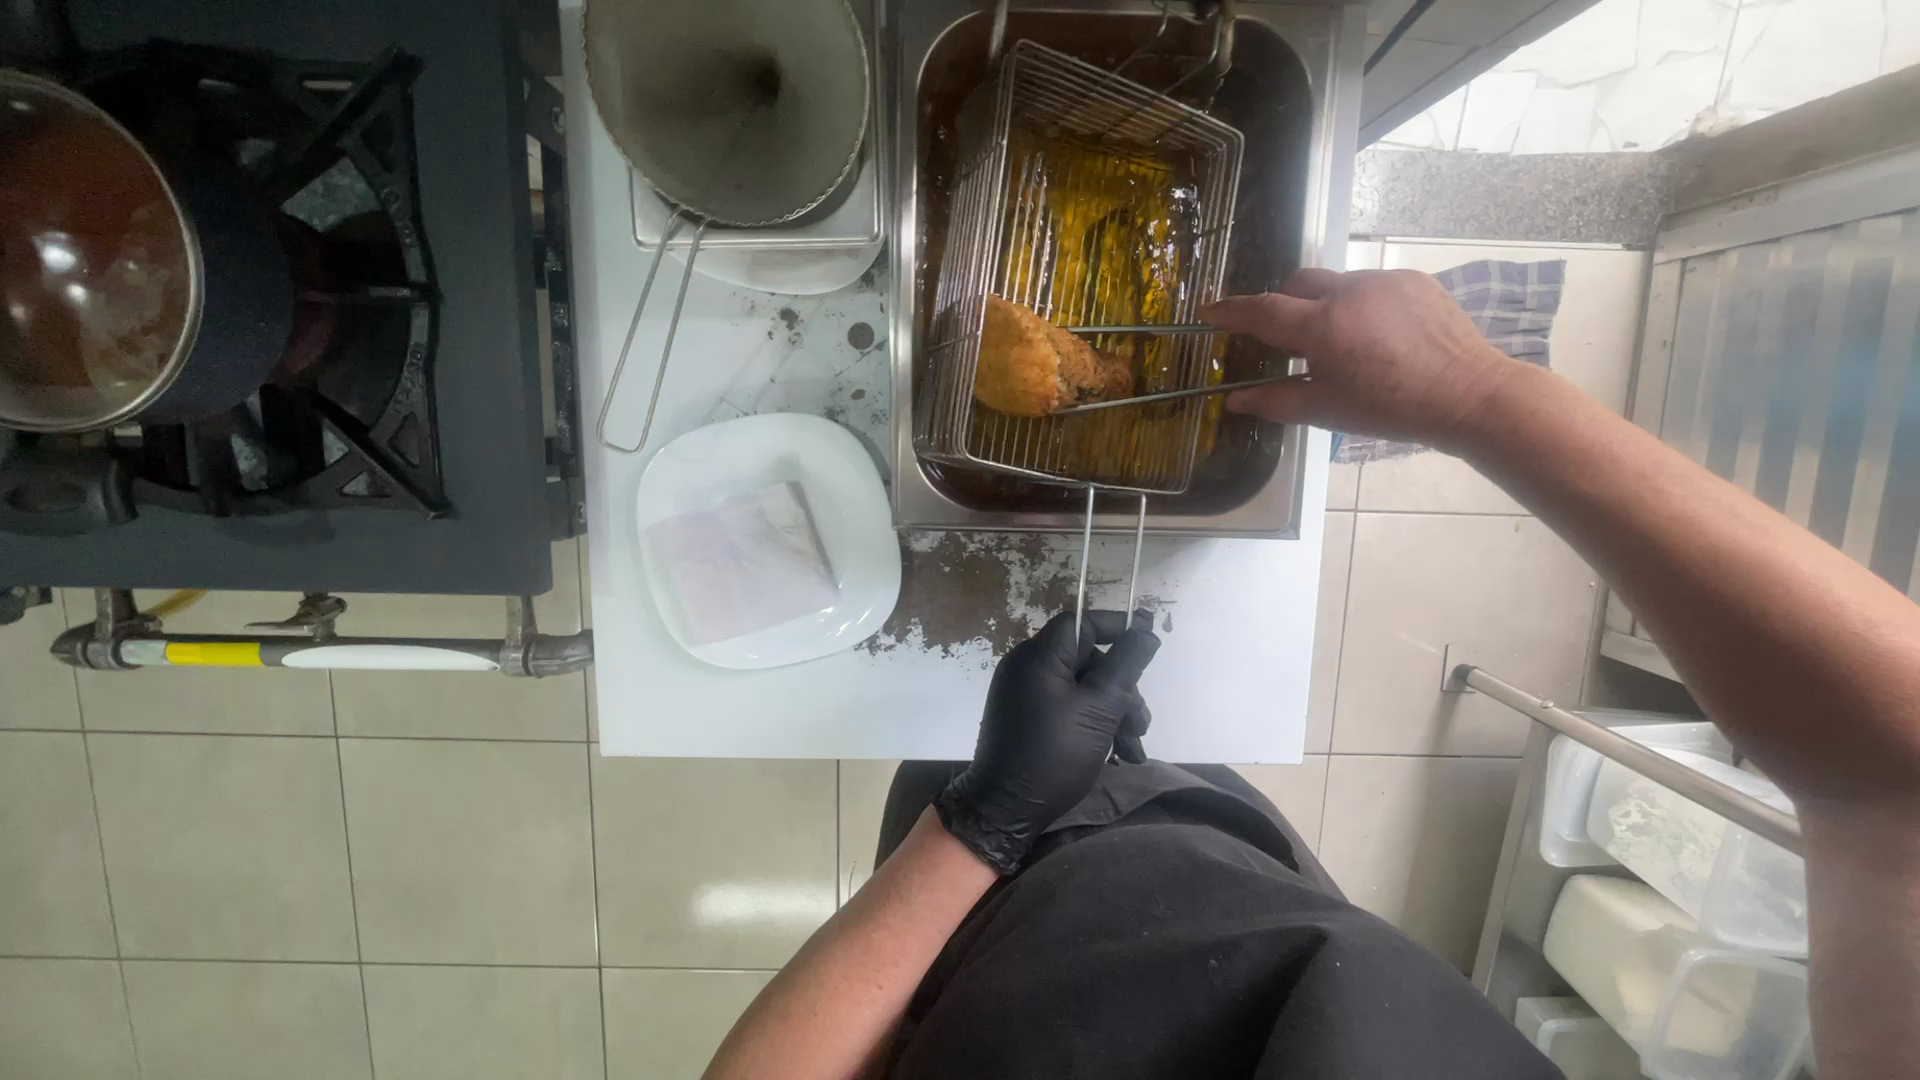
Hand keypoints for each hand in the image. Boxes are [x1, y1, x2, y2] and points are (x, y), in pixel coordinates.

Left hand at [935, 609, 1159, 873]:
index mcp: (1038, 656)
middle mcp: (1028, 667)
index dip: (1116, 629)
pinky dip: (1093, 724)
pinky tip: (1117, 754)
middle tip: (1141, 726)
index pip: (1080, 623)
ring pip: (1083, 688)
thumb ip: (1126, 664)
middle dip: (1122, 690)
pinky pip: (1067, 707)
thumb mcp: (1100, 708)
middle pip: (1088, 660)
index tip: (1146, 647)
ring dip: (1114, 713)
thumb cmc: (1053, 754)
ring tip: (1133, 749)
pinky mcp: (1028, 718)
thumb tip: (1145, 627)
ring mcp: (1026, 694)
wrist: (1005, 810)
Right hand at [1202, 268, 1525, 452]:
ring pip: (1334, 284)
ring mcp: (1384, 281)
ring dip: (1322, 307)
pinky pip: (1369, 286)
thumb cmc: (1390, 409)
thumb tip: (1235, 401)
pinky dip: (1357, 307)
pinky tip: (1375, 338)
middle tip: (1282, 337)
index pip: (1262, 310)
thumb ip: (1275, 400)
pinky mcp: (1413, 281)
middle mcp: (1349, 292)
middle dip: (1281, 303)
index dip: (1230, 311)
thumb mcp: (1326, 409)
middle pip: (1296, 283)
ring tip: (1339, 345)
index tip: (1208, 311)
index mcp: (1323, 326)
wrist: (1470, 394)